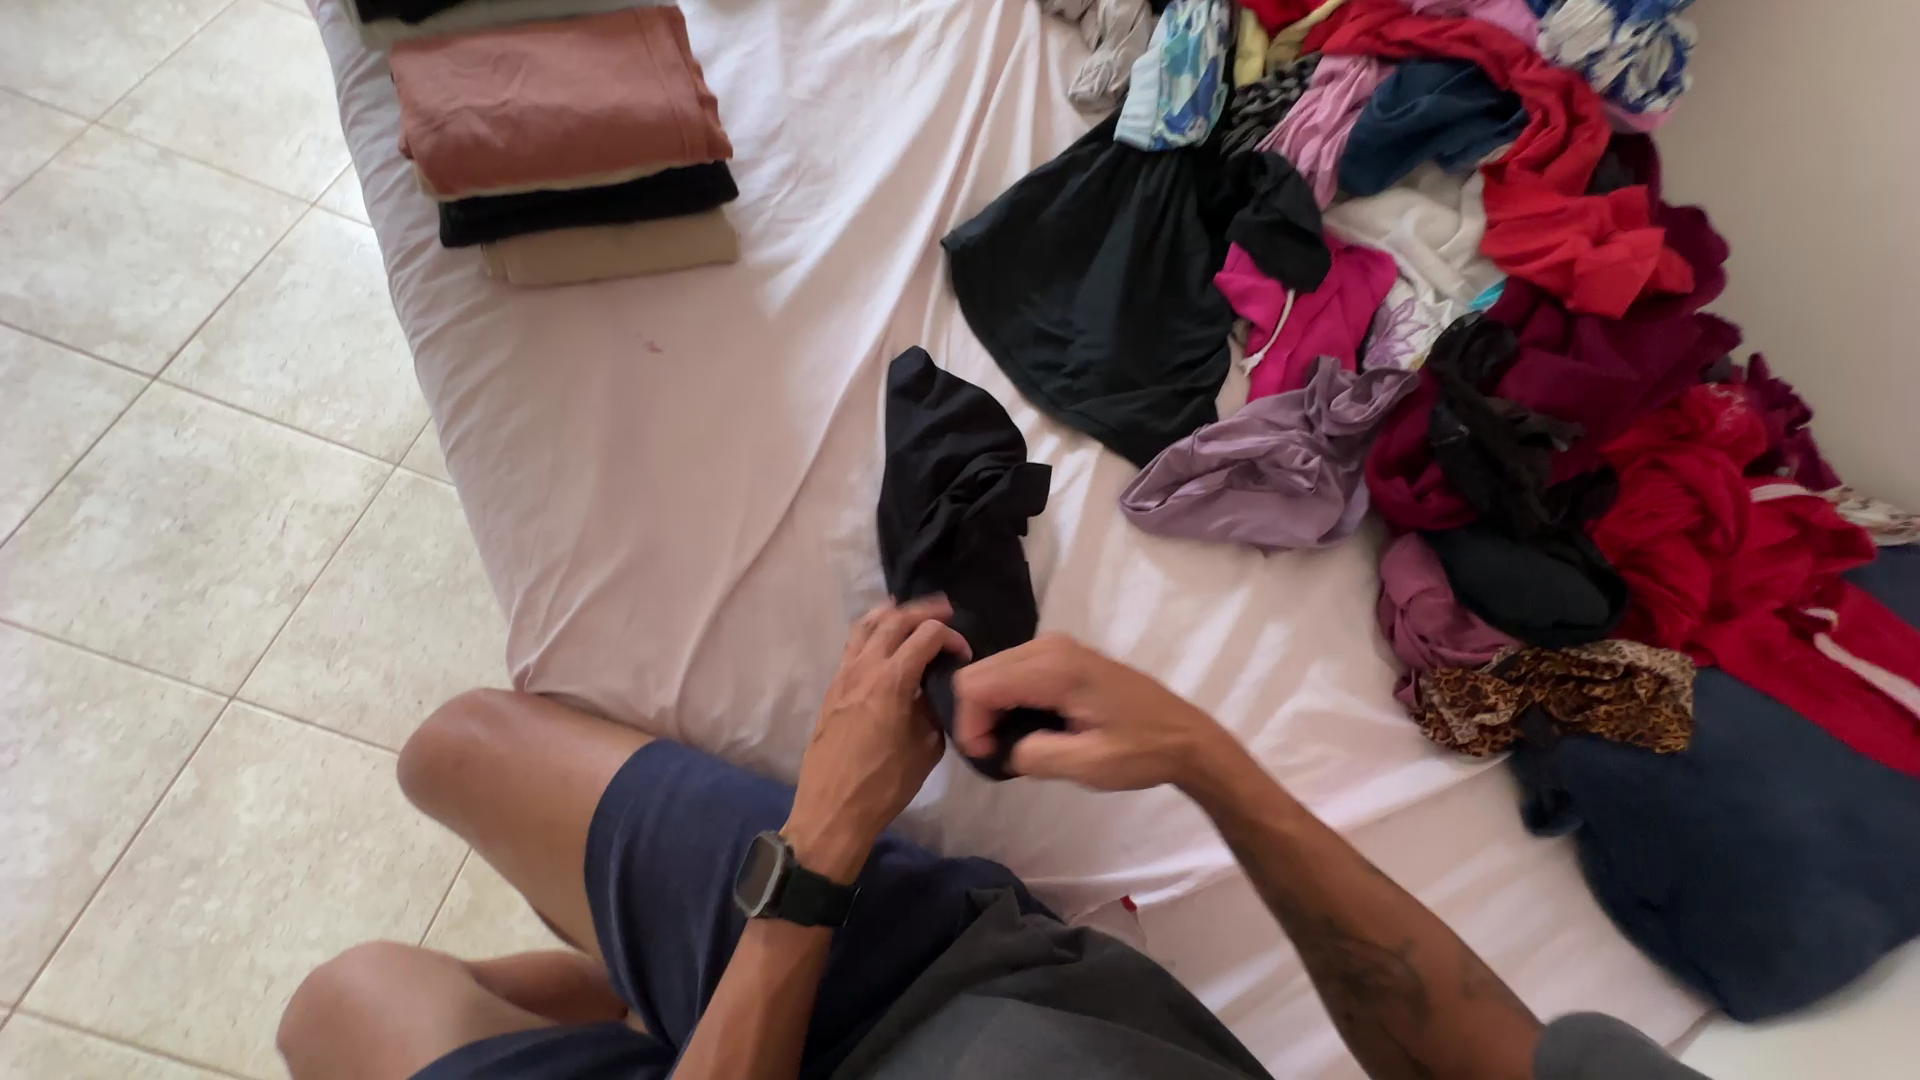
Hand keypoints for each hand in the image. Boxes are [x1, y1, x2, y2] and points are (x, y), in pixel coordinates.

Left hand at [785, 598, 969, 882]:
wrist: (833, 810)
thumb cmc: (885, 784)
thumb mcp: (925, 747)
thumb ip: (933, 709)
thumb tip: (936, 690)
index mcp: (891, 681)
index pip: (926, 635)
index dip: (950, 637)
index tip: (963, 654)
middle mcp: (864, 668)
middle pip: (894, 619)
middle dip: (923, 612)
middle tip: (945, 612)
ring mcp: (843, 675)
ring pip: (866, 626)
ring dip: (891, 615)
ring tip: (910, 614)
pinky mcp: (833, 688)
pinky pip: (853, 646)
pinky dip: (872, 633)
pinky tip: (885, 643)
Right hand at [952, 634, 1240, 791]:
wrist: (1187, 737)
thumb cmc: (1142, 751)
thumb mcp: (1089, 765)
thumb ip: (1036, 756)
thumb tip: (1002, 749)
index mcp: (1056, 668)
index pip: (979, 684)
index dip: (970, 724)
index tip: (987, 758)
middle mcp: (1049, 646)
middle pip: (979, 672)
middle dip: (976, 716)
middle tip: (995, 754)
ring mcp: (1055, 646)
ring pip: (992, 669)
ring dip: (990, 707)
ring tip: (1010, 743)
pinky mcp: (1060, 654)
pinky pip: (1012, 670)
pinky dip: (1006, 698)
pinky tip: (1026, 726)